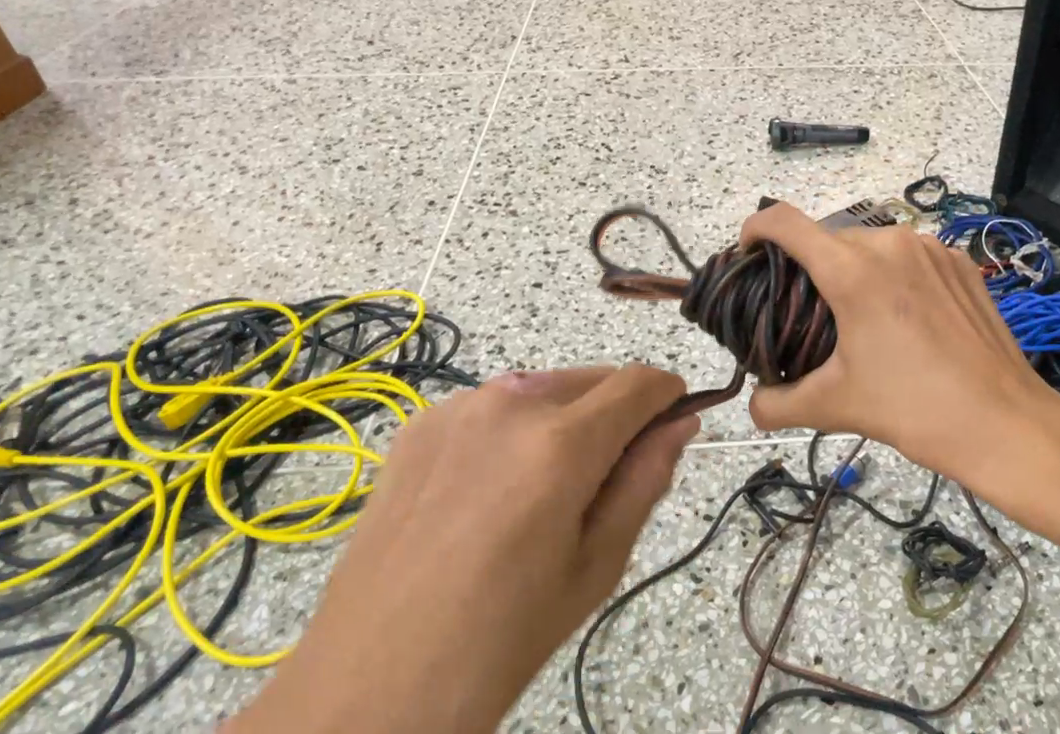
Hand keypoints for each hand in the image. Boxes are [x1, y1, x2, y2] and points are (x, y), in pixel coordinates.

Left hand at [228, 365, 696, 733]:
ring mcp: (455, 410)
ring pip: (542, 389)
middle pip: (593, 378)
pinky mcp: (418, 426)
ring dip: (566, 418)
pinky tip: (492, 491)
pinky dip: (513, 429)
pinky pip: (492, 406)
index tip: (672, 428)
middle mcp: (508, 404)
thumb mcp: (598, 563)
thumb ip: (646, 479)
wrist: (377, 680)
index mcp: (561, 443)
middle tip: (607, 480)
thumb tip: (682, 422)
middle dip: (618, 412)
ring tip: (543, 492)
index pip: (640, 382)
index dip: (669, 398)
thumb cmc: (506, 634)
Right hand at [742, 203, 1059, 522]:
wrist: (1002, 421)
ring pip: (874, 246)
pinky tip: (905, 320)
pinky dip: (896, 277)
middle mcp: (892, 245)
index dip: (755, 229)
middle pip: (830, 239)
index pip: (786, 223)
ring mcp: (934, 250)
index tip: (747, 252)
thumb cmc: (914, 409)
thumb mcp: (835, 406)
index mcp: (853, 270)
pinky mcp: (962, 264)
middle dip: (809, 267)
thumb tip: (755, 404)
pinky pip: (912, 258)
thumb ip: (778, 403)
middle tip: (806, 311)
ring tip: (858, 319)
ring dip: (855, 271)